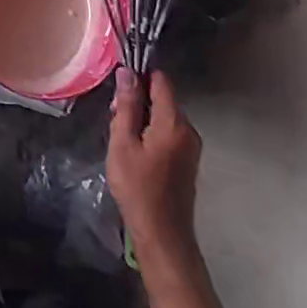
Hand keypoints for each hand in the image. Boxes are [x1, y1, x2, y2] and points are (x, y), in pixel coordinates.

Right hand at [107, 67, 201, 248]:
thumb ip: (126, 106)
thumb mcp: (123, 143)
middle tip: (114, 117)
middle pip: (163, 99)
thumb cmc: (138, 187)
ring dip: (143, 117)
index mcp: (174, 123)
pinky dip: (152, 132)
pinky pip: (169, 132)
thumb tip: (127, 73)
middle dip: (139, 100)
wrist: (162, 234)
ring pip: (165, 116)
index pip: (161, 81)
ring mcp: (192, 147)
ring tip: (122, 136)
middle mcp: (189, 130)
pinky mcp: (188, 160)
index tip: (119, 85)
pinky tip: (135, 150)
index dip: (140, 76)